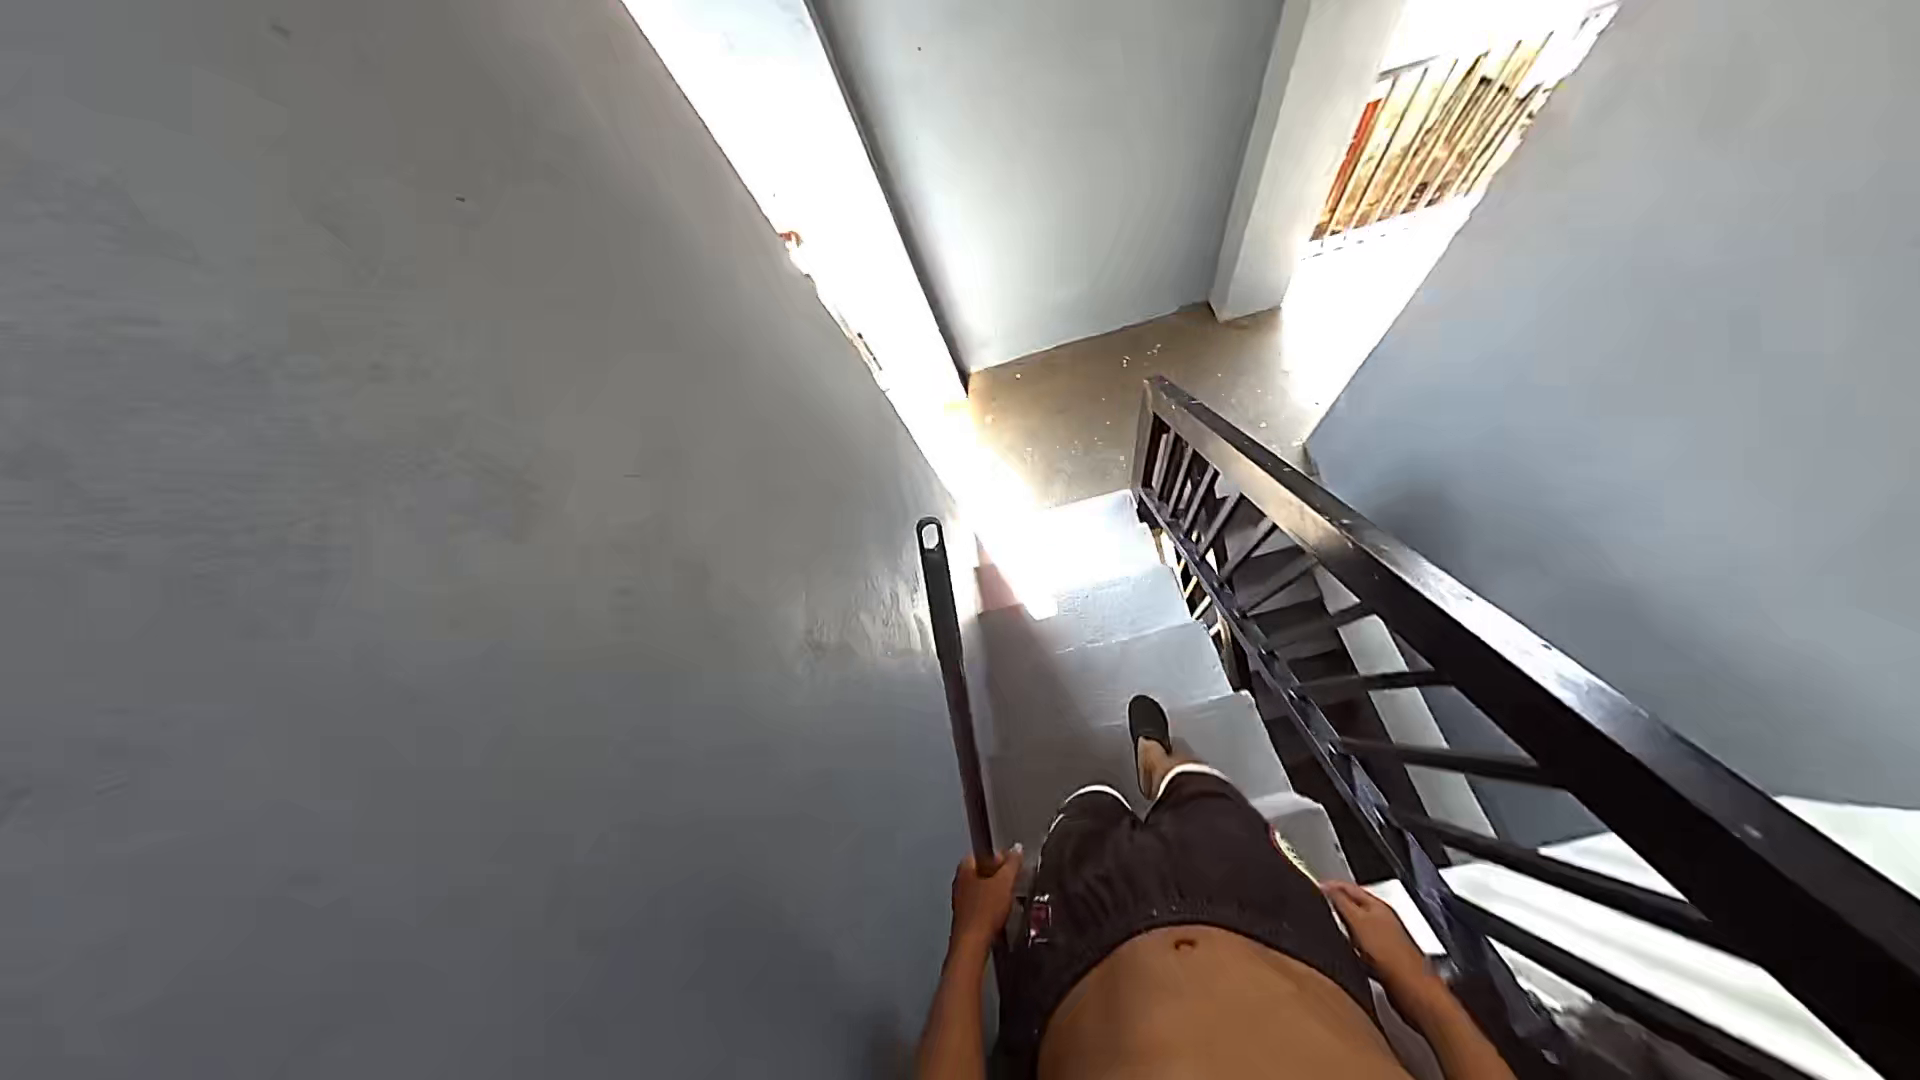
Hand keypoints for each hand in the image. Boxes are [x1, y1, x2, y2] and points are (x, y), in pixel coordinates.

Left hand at [949, 845, 1022, 950]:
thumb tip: (1016, 848)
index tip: (1011, 863)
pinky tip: (1000, 915)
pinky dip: (990, 907)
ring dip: (994, 893)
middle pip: (980, 871)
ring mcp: (960, 901)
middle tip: (1012, 881)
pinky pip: (980, 906)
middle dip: (997, 875)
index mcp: (964, 868)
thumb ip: (1012, 864)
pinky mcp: (965, 919)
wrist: (973, 944)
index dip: (997, 856)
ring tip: (1009, 899)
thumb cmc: (986, 909)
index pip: (981, 852)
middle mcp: (959, 882)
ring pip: (980, 890)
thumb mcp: (1005, 882)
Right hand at [1323, 880, 1433, 991]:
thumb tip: (1326, 886)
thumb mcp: (1358, 921)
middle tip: (1321, 906)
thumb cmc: (1392, 956)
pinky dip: (1352, 947)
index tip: (1316, 888)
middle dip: (1336, 905)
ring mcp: (1385, 941)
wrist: (1413, 992)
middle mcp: (1383, 921)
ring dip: (1344, 927)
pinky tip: (1348, 953)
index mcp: (1378, 906)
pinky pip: (1361, 947)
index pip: (1349, 887)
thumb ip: (1341, 902)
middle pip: (1354, 906)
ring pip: (1357, 927)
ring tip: (1331, 928)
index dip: (1331, 885)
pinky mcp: (1384, 960)